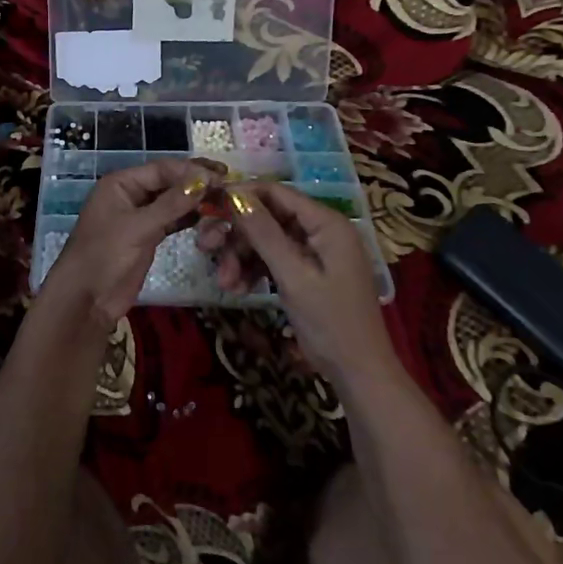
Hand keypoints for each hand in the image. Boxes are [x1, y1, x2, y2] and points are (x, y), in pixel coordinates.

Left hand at [41, 159, 213, 327]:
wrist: (86, 298)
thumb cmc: (105, 255)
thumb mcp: (138, 227)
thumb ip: (171, 204)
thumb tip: (204, 180)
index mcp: (120, 184)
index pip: (161, 169)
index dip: (191, 171)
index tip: (223, 178)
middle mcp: (129, 195)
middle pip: (168, 182)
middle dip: (196, 184)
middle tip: (230, 187)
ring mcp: (138, 216)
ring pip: (172, 202)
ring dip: (195, 201)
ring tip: (225, 202)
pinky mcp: (146, 237)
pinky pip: (172, 220)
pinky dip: (189, 218)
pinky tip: (210, 219)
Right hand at [198, 182, 395, 384]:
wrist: (356, 370)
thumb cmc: (331, 320)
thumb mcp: (293, 275)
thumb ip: (264, 233)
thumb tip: (235, 194)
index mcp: (326, 224)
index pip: (276, 193)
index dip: (241, 196)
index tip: (208, 208)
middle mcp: (319, 231)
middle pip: (265, 217)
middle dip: (235, 235)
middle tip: (205, 249)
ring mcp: (312, 252)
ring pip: (263, 240)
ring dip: (239, 258)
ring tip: (226, 283)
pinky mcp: (304, 271)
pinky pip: (270, 260)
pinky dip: (252, 271)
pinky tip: (238, 289)